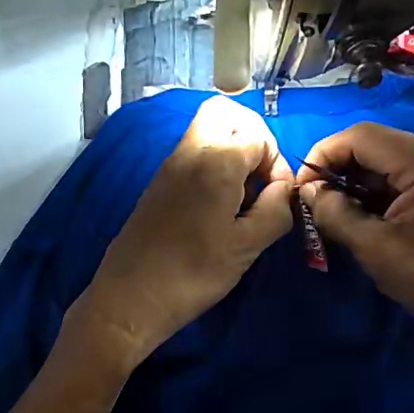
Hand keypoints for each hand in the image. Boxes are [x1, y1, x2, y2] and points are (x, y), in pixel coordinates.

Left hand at [69, 96, 294, 365]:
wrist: (130, 298)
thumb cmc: (193, 273)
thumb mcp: (247, 246)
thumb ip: (276, 209)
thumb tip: (283, 188)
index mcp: (214, 160)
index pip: (258, 134)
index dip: (276, 161)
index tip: (274, 198)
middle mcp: (186, 153)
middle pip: (224, 115)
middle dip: (251, 138)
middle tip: (257, 181)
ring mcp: (166, 168)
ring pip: (206, 134)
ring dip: (230, 155)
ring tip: (238, 202)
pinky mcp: (155, 187)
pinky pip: (190, 158)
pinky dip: (210, 170)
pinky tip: (215, 211)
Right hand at [294, 123, 413, 339]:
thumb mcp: (372, 247)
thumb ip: (333, 212)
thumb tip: (308, 191)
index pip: (360, 136)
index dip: (323, 155)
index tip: (302, 187)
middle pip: (373, 141)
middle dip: (337, 166)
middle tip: (315, 200)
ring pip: (385, 155)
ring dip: (354, 177)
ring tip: (335, 209)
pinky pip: (401, 169)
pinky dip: (375, 185)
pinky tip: (363, 212)